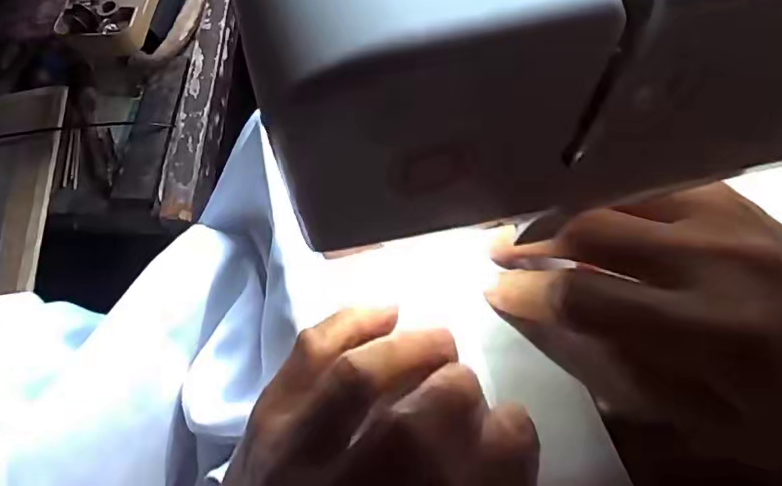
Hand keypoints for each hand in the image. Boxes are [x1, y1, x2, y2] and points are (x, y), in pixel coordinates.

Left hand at [226, 306, 538, 485]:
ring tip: (439, 343)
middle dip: (457, 389)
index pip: (482, 473)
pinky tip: (388, 312)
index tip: (513, 420)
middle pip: (414, 429)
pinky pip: (311, 353)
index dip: (512, 437)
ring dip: (411, 349)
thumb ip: (473, 475)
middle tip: (465, 385)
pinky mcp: (268, 418)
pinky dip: (353, 322)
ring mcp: (294, 455)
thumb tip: (504, 427)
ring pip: (359, 380)